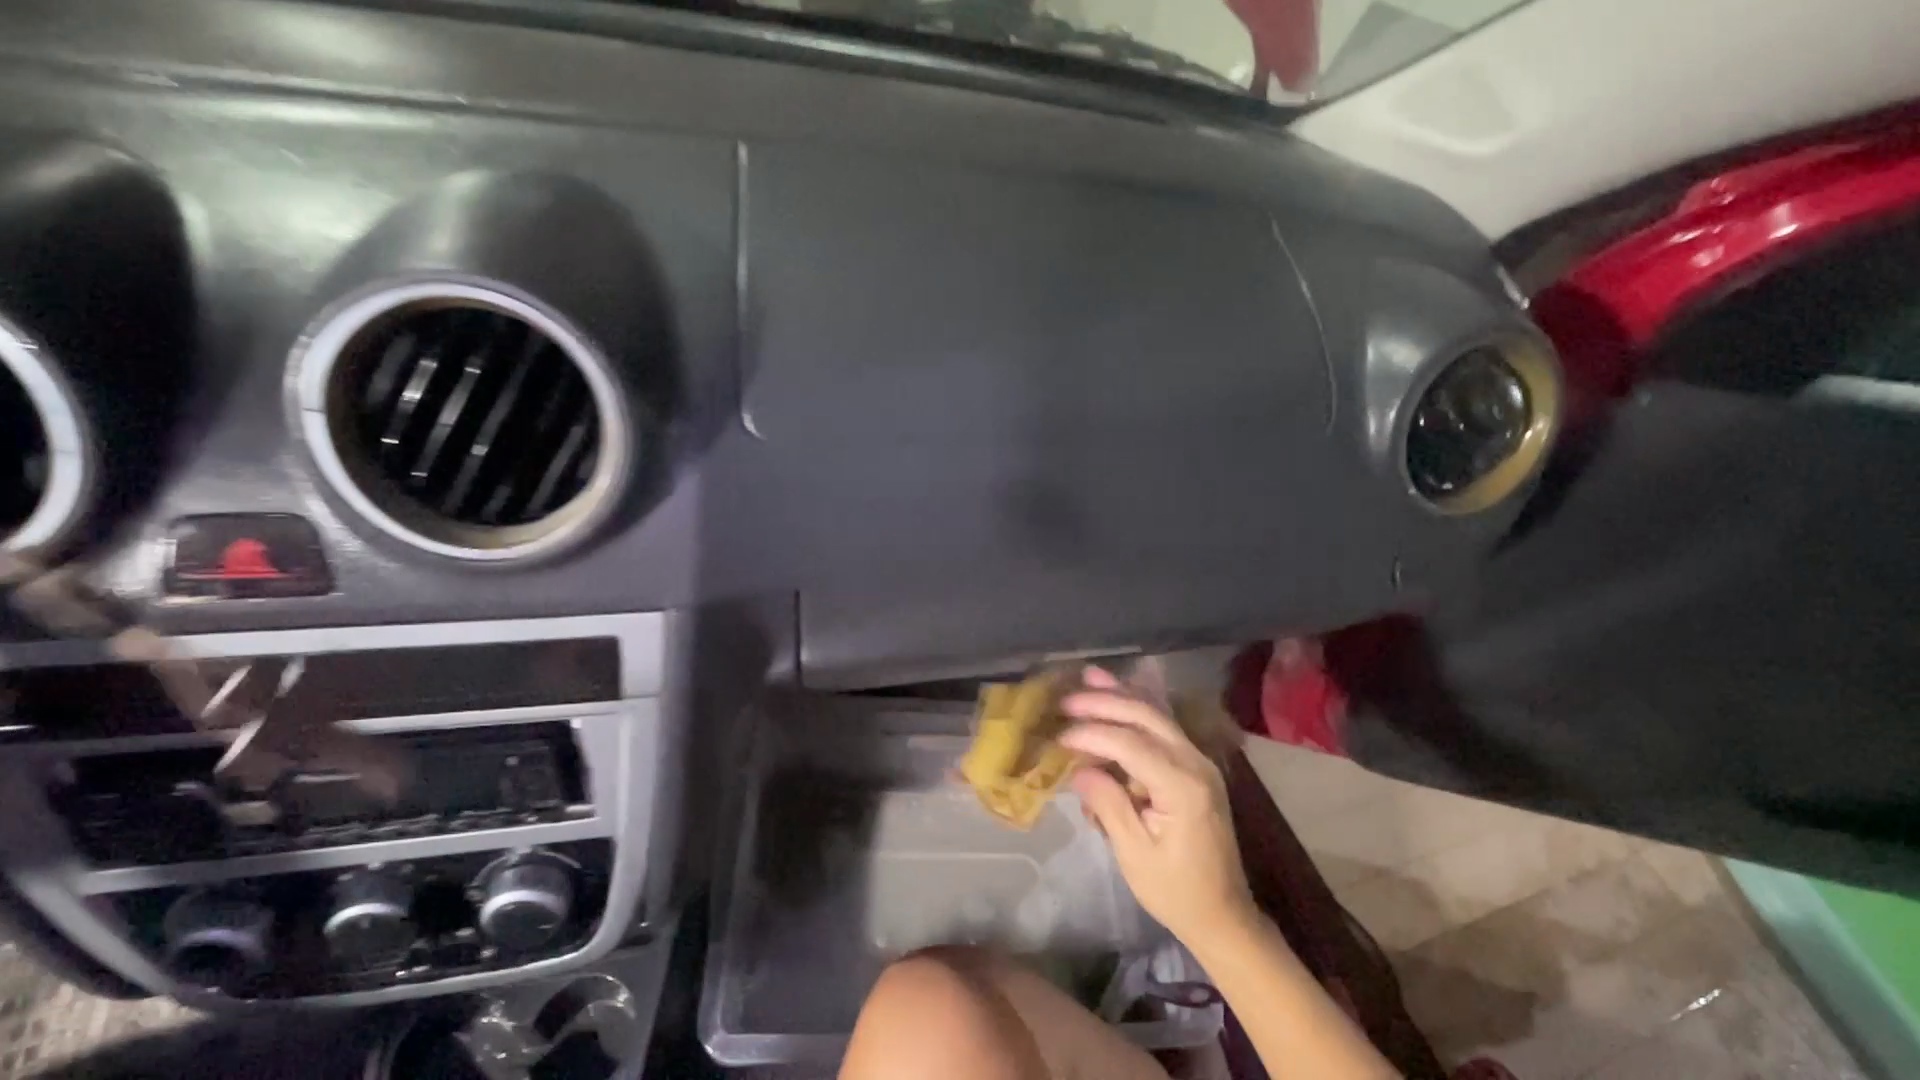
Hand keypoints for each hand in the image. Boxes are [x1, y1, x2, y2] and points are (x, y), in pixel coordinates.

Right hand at [1061, 668, 1256, 951]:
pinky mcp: (1197, 769)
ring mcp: (1200, 763)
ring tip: (1090, 676)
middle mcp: (1197, 764)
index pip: (1130, 744)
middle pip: (1147, 718)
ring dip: (1123, 697)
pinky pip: (1164, 730)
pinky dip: (1137, 713)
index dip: (1092, 734)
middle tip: (1066, 698)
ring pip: (1158, 716)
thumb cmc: (1175, 890)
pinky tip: (1118, 699)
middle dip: (1106, 703)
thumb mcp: (1134, 853)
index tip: (1059, 735)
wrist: (1223, 913)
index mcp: (1183, 786)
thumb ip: (1108, 805)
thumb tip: (1080, 769)